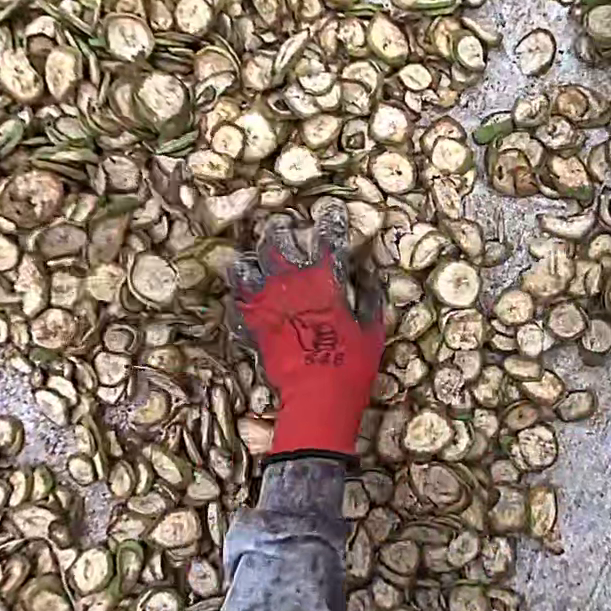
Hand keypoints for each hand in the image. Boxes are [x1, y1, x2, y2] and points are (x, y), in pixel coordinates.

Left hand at [227, 203, 384, 463]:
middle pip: (278, 247)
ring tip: (250, 255)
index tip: (330, 213)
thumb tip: (367, 281)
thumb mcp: (372, 334)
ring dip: (251, 261)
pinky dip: (239, 296)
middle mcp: (293, 286)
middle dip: (279, 234)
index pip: (329, 243)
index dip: (330, 224)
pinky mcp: (255, 326)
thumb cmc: (351, 366)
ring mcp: (270, 305)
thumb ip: (368, 303)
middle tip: (279, 228)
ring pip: (250, 270)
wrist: (317, 398)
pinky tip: (238, 290)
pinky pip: (239, 304)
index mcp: (326, 283)